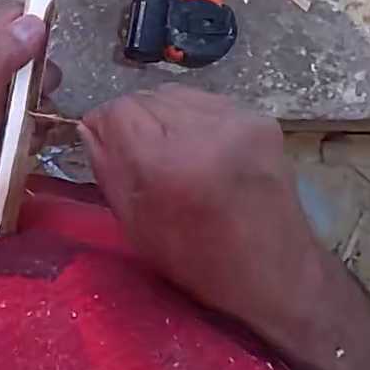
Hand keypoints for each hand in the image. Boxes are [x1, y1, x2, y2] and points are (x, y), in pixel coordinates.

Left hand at [0, 9, 47, 211]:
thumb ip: (3, 55)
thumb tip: (35, 22)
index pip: (15, 16)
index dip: (37, 19)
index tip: (55, 39)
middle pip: (35, 52)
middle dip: (45, 73)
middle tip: (37, 93)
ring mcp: (0, 95)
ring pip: (39, 86)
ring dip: (42, 105)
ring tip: (30, 124)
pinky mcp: (7, 121)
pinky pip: (35, 113)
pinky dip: (37, 126)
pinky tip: (27, 142)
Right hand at [81, 85, 328, 336]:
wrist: (280, 277)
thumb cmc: (200, 264)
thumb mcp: (136, 225)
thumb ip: (108, 167)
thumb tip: (88, 126)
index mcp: (169, 165)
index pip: (116, 110)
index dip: (104, 127)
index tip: (108, 146)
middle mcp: (204, 131)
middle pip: (142, 97)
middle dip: (133, 122)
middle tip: (145, 158)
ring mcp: (237, 120)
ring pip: (171, 93)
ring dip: (162, 116)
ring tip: (175, 152)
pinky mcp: (259, 118)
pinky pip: (203, 100)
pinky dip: (191, 117)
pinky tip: (201, 148)